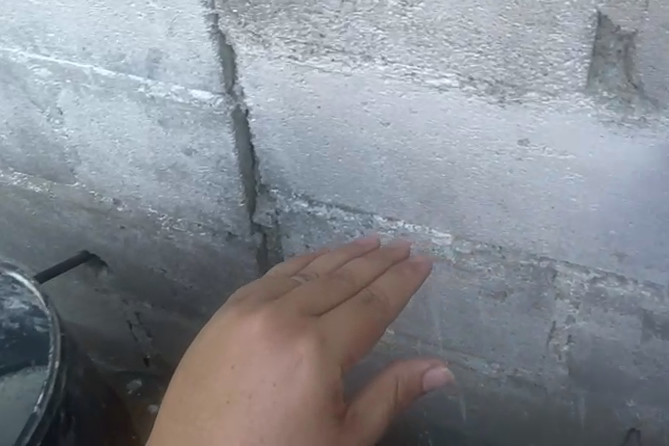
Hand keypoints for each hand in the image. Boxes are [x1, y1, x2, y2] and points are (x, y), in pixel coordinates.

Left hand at [146, 235, 452, 445]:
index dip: (402, 282)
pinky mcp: (225, 313)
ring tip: (372, 243)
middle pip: (344, 279)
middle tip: (405, 245)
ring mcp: (250, 309)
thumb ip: (390, 395)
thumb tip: (442, 369)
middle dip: (379, 261)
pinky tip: (319, 258)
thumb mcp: (342, 442)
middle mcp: (284, 317)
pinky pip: (274, 275)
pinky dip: (304, 263)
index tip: (425, 261)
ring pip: (309, 270)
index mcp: (316, 351)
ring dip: (344, 254)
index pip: (373, 304)